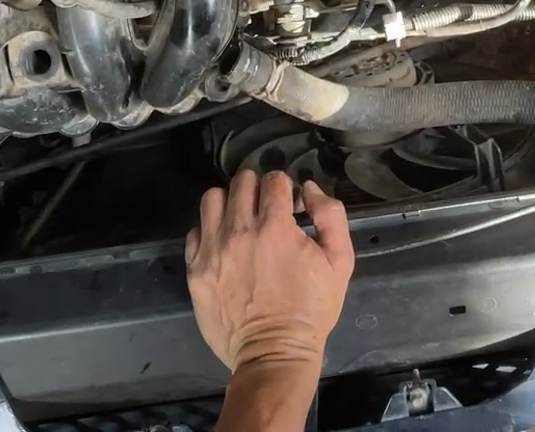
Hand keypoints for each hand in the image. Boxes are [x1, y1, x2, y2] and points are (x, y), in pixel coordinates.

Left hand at [186, 171, 354, 371]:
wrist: (274, 355)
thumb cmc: (311, 308)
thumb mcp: (340, 261)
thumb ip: (330, 215)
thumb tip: (309, 189)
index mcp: (275, 226)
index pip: (274, 179)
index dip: (286, 188)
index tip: (290, 206)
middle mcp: (239, 231)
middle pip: (242, 182)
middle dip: (258, 189)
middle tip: (266, 210)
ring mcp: (213, 250)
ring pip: (212, 198)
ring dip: (230, 203)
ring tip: (240, 221)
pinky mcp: (195, 270)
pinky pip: (195, 231)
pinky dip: (210, 231)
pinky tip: (224, 245)